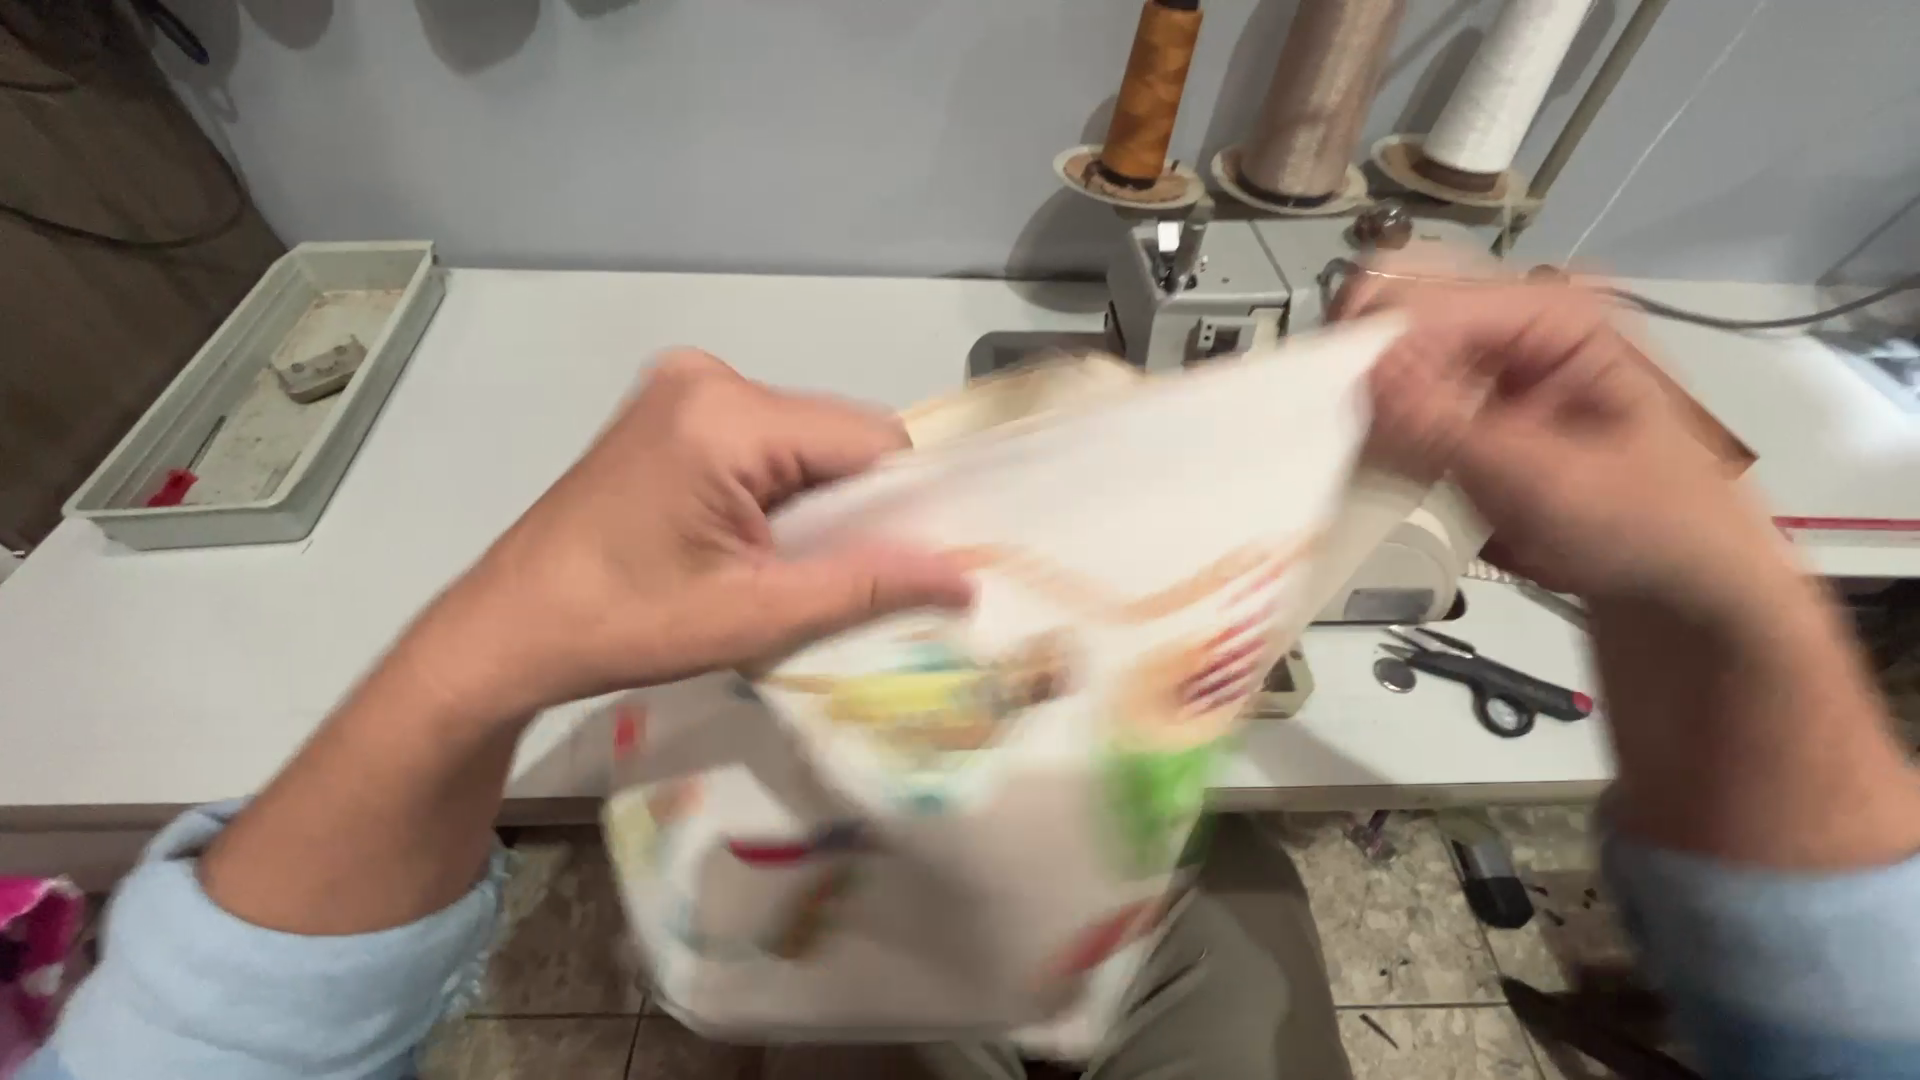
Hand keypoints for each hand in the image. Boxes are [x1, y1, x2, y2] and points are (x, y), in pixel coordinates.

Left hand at [405, 350, 972, 722]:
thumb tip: (965, 579)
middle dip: (856, 502)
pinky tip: (756, 534)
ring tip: (786, 559)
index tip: (904, 563)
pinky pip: (769, 437)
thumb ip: (869, 584)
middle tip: (836, 571)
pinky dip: (784, 484)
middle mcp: (710, 376)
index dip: (902, 503)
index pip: (871, 440)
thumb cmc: (627, 625)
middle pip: (839, 433)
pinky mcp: (674, 405)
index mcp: (729, 416)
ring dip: (820, 496)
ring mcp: (687, 384)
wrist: (511, 627)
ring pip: (808, 437)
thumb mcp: (759, 613)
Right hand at [1339, 260, 1787, 607]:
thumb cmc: (1644, 526)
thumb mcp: (1549, 480)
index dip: (1368, 343)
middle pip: (1397, 311)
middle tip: (1335, 428)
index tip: (1326, 405)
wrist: (1671, 579)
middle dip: (1354, 362)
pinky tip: (1380, 465)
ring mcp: (1483, 365)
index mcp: (1556, 314)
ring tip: (1359, 455)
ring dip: (1356, 401)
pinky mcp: (1459, 405)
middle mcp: (1513, 324)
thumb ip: (1451, 428)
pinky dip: (1369, 428)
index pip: (1428, 299)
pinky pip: (1389, 398)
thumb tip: (1364, 376)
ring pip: (1382, 354)